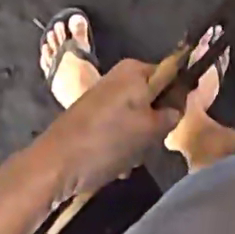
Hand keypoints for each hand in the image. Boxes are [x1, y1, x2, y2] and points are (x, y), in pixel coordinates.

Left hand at [26, 59, 180, 201]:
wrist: (55, 163)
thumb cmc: (106, 140)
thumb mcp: (149, 129)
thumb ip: (171, 114)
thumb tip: (179, 105)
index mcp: (135, 69)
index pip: (171, 75)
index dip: (176, 100)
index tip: (173, 123)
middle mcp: (120, 76)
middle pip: (154, 100)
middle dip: (154, 126)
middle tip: (147, 145)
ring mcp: (105, 96)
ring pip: (138, 118)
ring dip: (138, 141)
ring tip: (128, 159)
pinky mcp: (94, 115)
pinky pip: (120, 127)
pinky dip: (121, 145)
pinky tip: (114, 164)